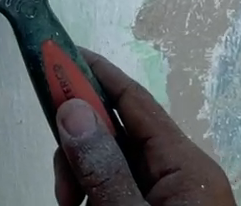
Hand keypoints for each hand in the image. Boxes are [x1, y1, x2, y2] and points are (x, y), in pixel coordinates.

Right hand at [53, 49, 236, 205]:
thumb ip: (103, 167)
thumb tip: (73, 107)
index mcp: (187, 164)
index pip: (132, 97)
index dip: (92, 70)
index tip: (53, 51)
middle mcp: (182, 171)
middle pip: (116, 131)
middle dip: (78, 142)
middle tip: (58, 172)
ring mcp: (173, 193)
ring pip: (111, 159)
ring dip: (82, 172)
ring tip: (69, 202)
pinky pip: (120, 184)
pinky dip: (95, 189)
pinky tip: (81, 205)